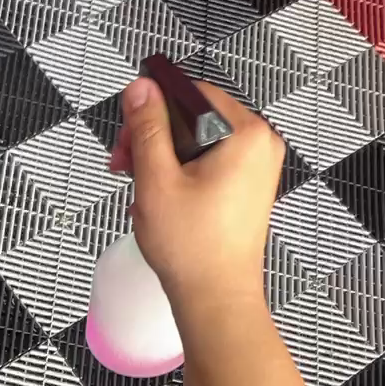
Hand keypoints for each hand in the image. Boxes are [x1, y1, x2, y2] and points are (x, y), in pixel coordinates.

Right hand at [108, 76, 282, 332]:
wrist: (215, 297)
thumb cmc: (193, 249)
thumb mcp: (156, 182)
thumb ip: (147, 129)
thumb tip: (141, 88)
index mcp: (245, 135)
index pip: (192, 95)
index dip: (152, 111)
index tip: (126, 136)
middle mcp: (259, 146)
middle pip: (195, 119)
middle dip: (154, 140)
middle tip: (125, 166)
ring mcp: (255, 170)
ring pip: (198, 145)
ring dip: (162, 161)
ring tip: (141, 193)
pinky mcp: (246, 190)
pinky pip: (208, 167)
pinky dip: (179, 177)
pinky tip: (159, 202)